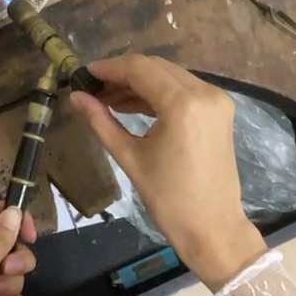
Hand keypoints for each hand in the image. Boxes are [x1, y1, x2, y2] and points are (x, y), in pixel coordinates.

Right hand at [68, 55, 267, 289]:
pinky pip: (184, 91)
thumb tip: (75, 97)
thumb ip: (102, 122)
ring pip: (171, 77)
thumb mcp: (131, 159)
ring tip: (109, 101)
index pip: (140, 69)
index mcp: (183, 104)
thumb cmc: (169, 200)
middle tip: (94, 90)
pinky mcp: (220, 112)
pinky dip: (159, 95)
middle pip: (156, 68)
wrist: (212, 227)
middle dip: (124, 75)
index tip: (84, 74)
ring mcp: (216, 101)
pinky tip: (134, 107)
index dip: (109, 68)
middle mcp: (205, 93)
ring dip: (141, 84)